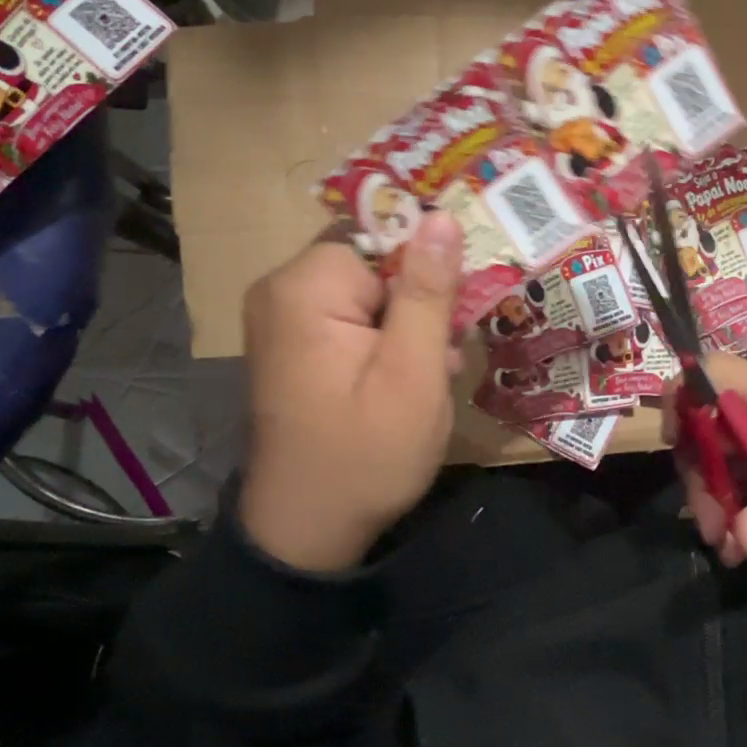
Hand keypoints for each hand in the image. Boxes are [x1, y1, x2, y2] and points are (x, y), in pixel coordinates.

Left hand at [237, 214, 464, 570]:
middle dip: (422, 300)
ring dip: (412, 325)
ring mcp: (285, 322)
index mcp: (305, 288)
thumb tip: (442, 217)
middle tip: (451, 348)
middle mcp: (283, 292)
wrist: (309, 528)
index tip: (463, 301)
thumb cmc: (368, 454)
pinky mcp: (296, 349)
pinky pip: (354, 321)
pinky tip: (412, 380)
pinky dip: (388, 343)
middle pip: (375, 261)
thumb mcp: (413, 373)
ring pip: (371, 293)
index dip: (428, 263)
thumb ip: (429, 293)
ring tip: (436, 372)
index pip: (380, 234)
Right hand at [669, 353, 746, 567]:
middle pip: (710, 421)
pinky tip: (746, 540)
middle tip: (716, 532)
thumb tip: (738, 537)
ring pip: (723, 449)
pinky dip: (737, 501)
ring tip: (732, 546)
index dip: (686, 396)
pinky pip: (745, 468)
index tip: (678, 446)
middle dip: (701, 474)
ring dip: (716, 495)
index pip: (722, 372)